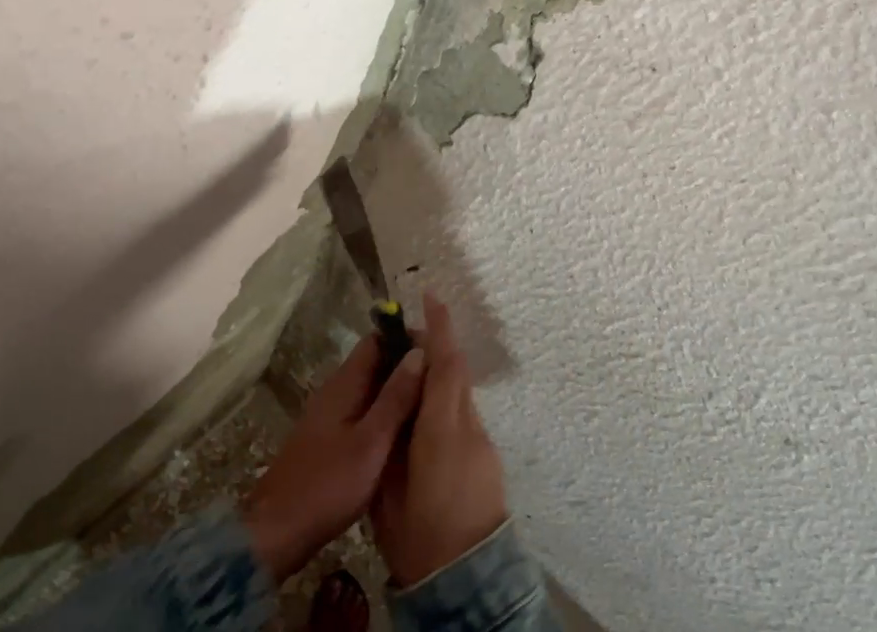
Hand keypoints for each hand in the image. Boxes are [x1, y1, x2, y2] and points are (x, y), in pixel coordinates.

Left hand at [241, 334, 426, 581]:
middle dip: (409, 366)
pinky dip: (389, 416)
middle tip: (446, 381)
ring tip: (438, 405)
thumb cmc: (328, 484)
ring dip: (401, 392)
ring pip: (373, 391)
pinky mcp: (334, 440)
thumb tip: (419, 353)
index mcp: (344, 385)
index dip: (406, 338)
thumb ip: (395, 398)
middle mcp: (337, 393)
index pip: (376, 341)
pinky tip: (411, 434)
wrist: (280, 529)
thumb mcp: (371, 442)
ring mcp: (333, 417)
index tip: (439, 351)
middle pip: (376, 364)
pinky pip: (367, 415)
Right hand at [370, 293, 509, 585]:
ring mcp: (483, 445)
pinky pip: (463, 417)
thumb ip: (395, 435)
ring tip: (406, 377)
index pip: (445, 367)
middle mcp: (468, 430)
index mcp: (441, 433)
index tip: (430, 296)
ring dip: (438, 378)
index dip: (439, 330)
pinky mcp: (488, 459)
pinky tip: (421, 416)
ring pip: (458, 395)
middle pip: (454, 375)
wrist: (462, 580)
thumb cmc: (417, 533)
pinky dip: (444, 404)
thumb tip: (398, 397)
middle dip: (433, 349)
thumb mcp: (388, 484)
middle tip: (402, 338)